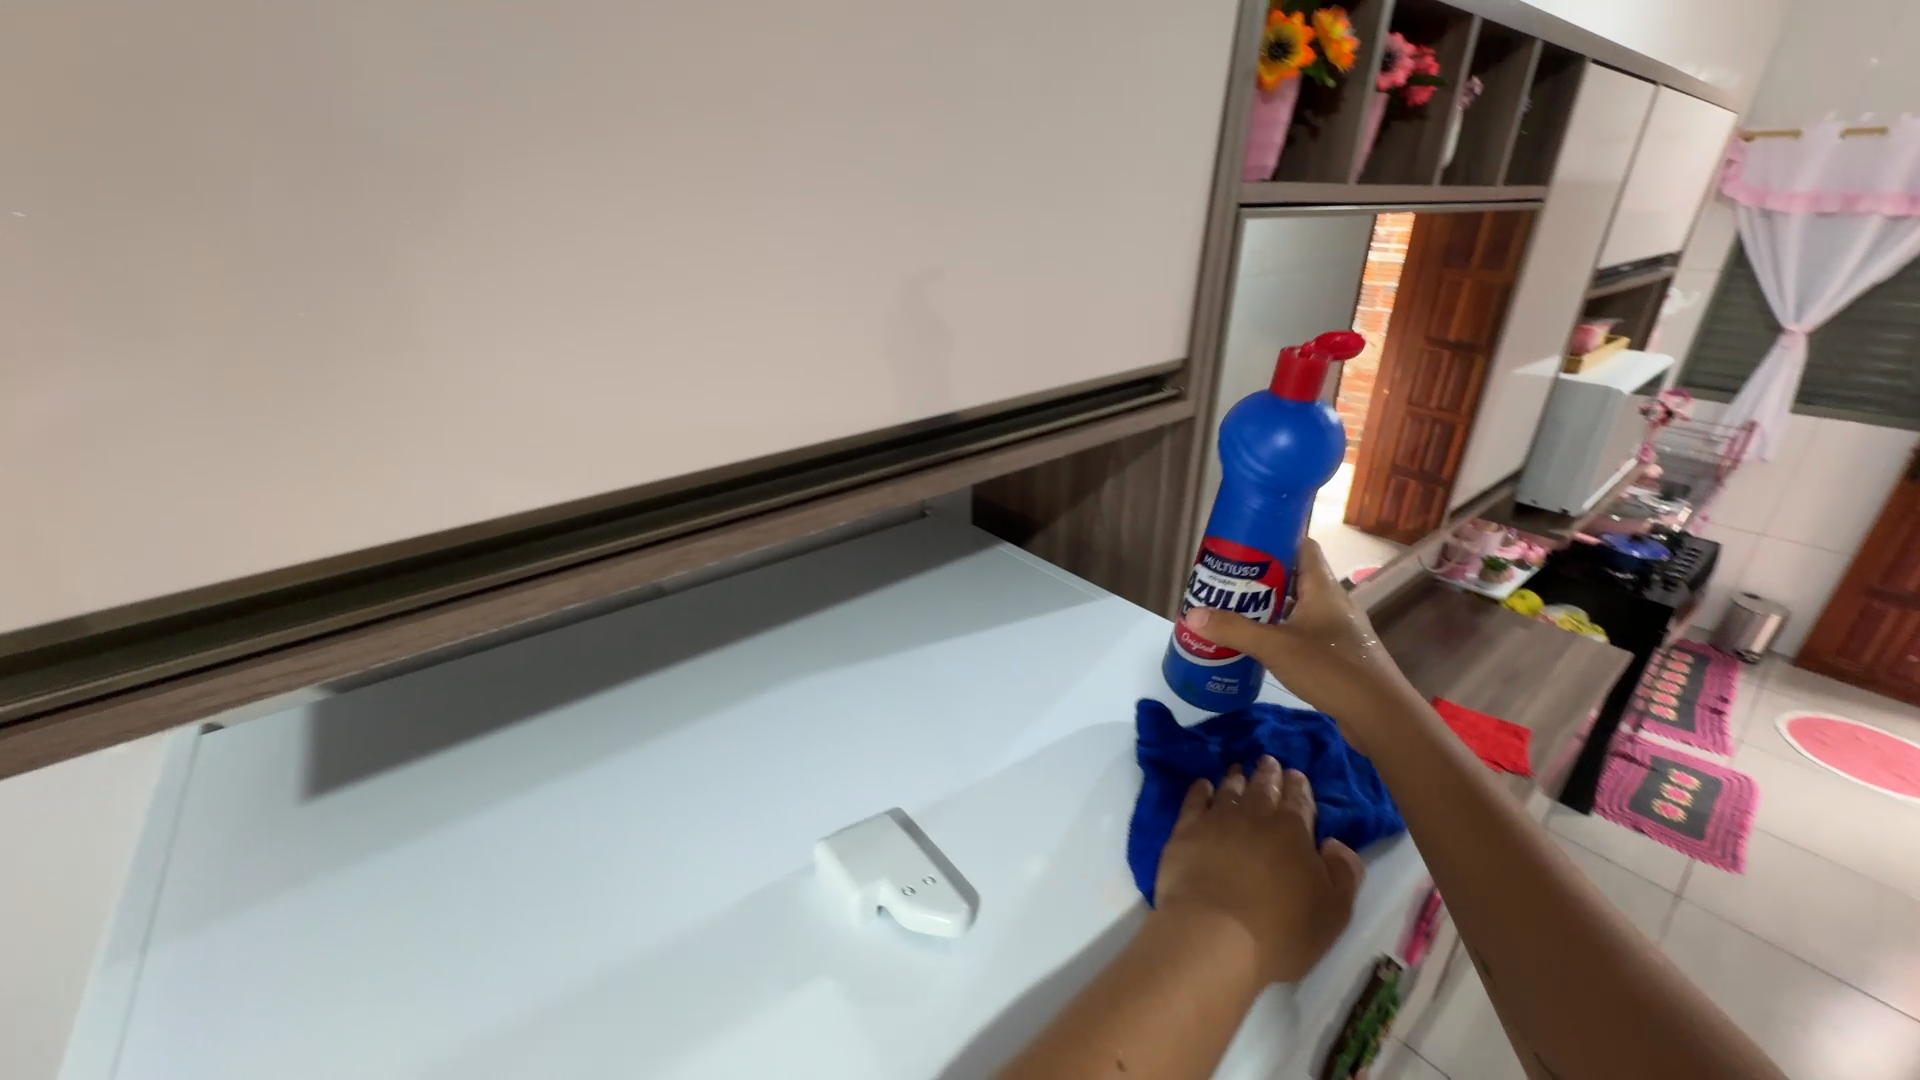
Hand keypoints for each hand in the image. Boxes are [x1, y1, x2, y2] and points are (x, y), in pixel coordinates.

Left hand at [1153, 756, 1364, 983]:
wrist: (1214, 933)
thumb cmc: (1282, 930)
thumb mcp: (1334, 911)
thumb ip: (1343, 873)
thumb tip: (1336, 843)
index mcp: (1293, 831)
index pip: (1299, 800)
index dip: (1299, 786)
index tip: (1295, 774)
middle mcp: (1255, 816)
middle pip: (1263, 788)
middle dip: (1268, 774)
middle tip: (1267, 761)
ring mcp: (1217, 820)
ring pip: (1229, 790)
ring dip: (1236, 778)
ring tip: (1237, 769)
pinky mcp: (1185, 831)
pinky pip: (1194, 801)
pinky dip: (1200, 790)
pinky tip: (1202, 785)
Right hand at [1182, 540, 1415, 754]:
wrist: (1380, 714)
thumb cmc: (1330, 668)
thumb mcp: (1274, 646)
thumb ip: (1233, 629)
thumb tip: (1192, 614)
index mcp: (1323, 587)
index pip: (1303, 545)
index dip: (1275, 539)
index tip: (1244, 545)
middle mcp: (1334, 601)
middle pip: (1295, 576)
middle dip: (1262, 578)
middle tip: (1227, 583)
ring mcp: (1339, 628)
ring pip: (1299, 606)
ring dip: (1271, 607)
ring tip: (1236, 612)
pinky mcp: (1340, 652)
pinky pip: (1305, 630)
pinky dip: (1282, 630)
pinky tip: (1262, 644)